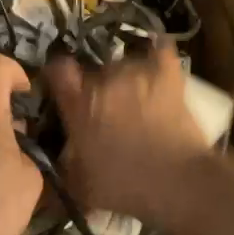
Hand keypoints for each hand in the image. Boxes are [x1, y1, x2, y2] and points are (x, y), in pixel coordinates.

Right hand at [44, 38, 208, 224]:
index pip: (57, 69)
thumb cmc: (123, 186)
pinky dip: (157, 52)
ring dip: (126, 78)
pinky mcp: (167, 72)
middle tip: (105, 110)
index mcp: (77, 103)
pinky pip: (160, 48)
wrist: (176, 182)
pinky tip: (158, 59)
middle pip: (93, 69)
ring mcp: (135, 71)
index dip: (59, 76)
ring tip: (137, 98)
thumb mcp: (80, 184)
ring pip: (124, 63)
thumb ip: (64, 164)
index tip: (64, 88)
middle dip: (96, 86)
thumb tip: (58, 160)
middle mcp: (102, 79)